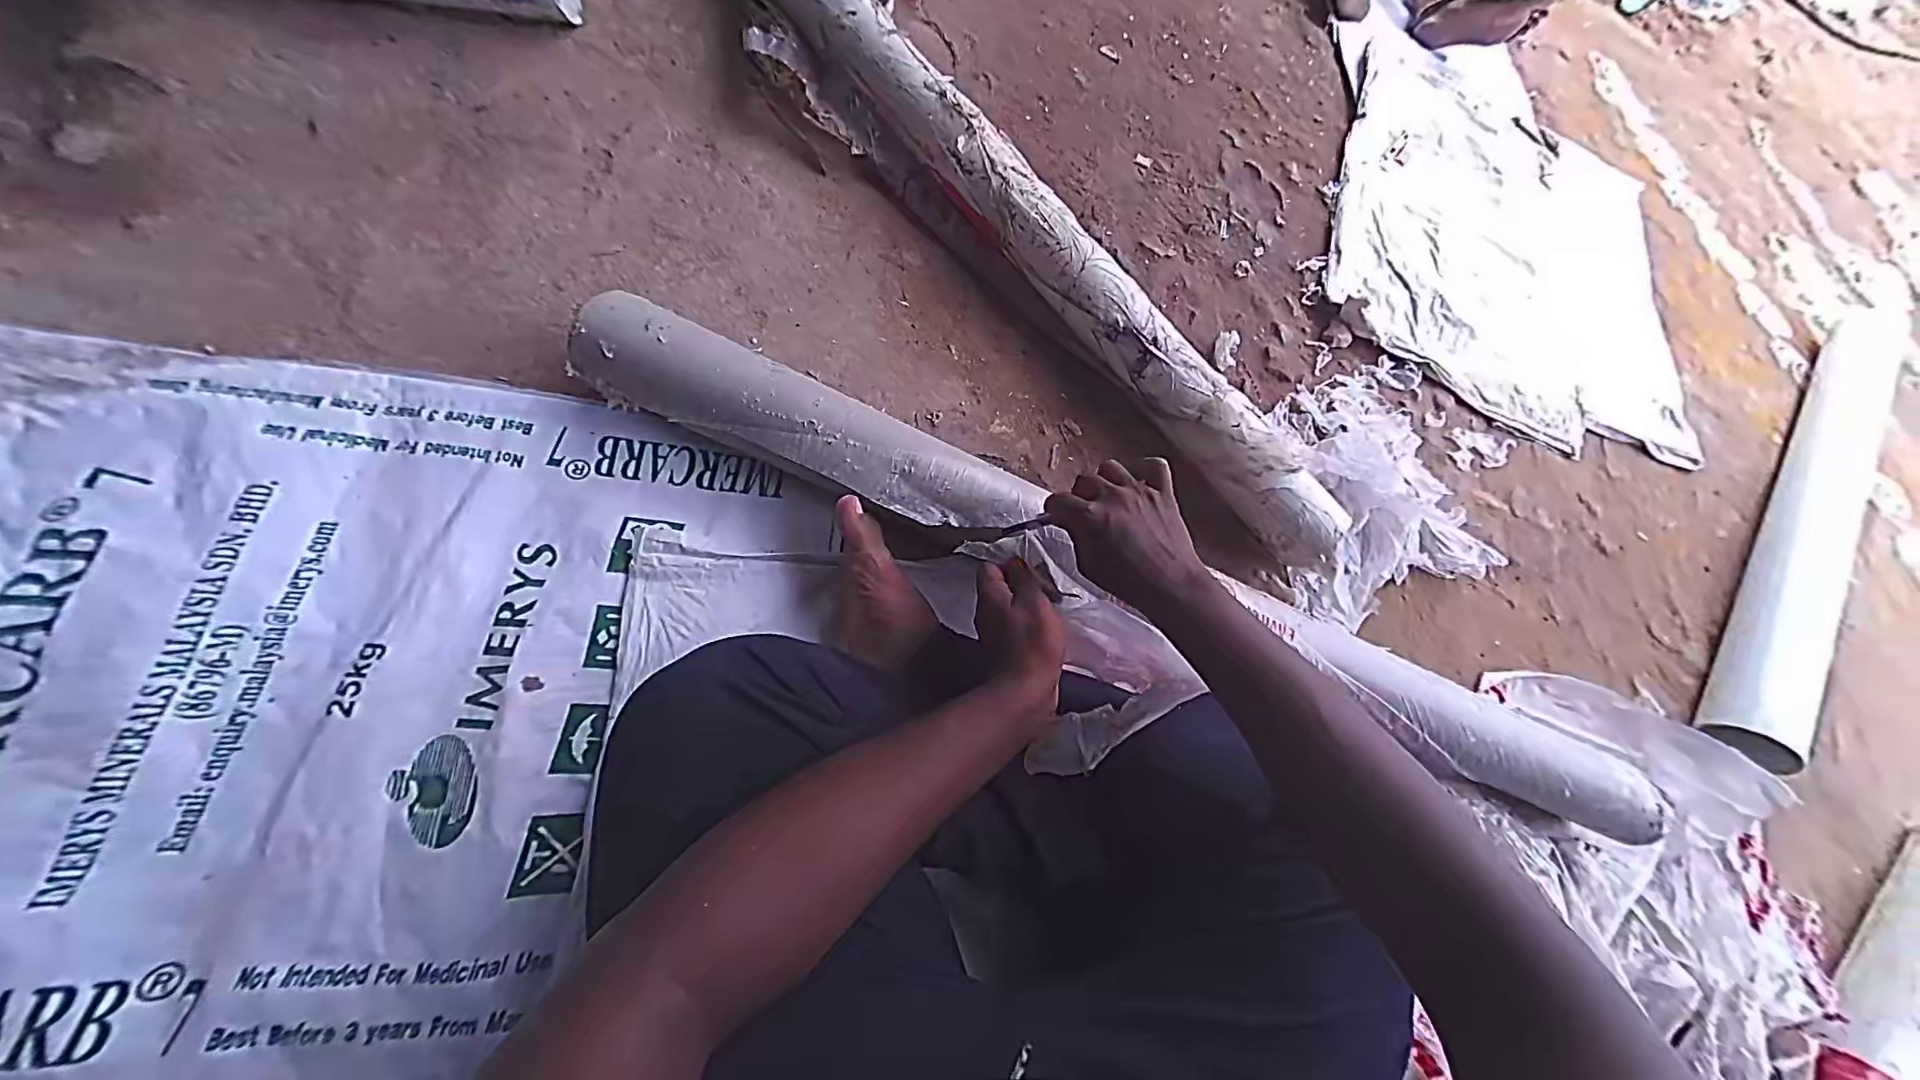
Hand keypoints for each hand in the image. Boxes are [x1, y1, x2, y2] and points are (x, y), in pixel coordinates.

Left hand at [972, 557, 1063, 713]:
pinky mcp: (1004, 651)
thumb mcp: (1034, 600)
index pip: (990, 567)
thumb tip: (1015, 561)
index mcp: (989, 596)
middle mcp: (985, 612)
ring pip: (1009, 608)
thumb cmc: (1032, 643)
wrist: (1025, 692)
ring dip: (1027, 607)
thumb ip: (1024, 577)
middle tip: (1045, 592)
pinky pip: (1015, 628)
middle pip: (1000, 588)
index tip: (1033, 572)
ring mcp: (992, 633)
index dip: (1011, 565)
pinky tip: (1044, 631)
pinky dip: (1028, 626)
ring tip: (1049, 611)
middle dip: (1022, 586)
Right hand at [1043, 458, 1208, 612]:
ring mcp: (1139, 492)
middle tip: (1084, 510)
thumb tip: (1071, 525)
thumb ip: (1076, 538)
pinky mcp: (1162, 493)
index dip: (1054, 509)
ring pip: (1111, 467)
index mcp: (1090, 516)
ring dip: (1105, 481)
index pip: (1059, 500)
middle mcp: (1113, 497)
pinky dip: (1145, 470)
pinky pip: (1154, 466)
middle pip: (1083, 480)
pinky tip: (1139, 484)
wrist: (1169, 585)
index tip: (1058, 514)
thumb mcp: (1087, 565)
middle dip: (1079, 495)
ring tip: (1108, 497)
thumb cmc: (1129, 581)